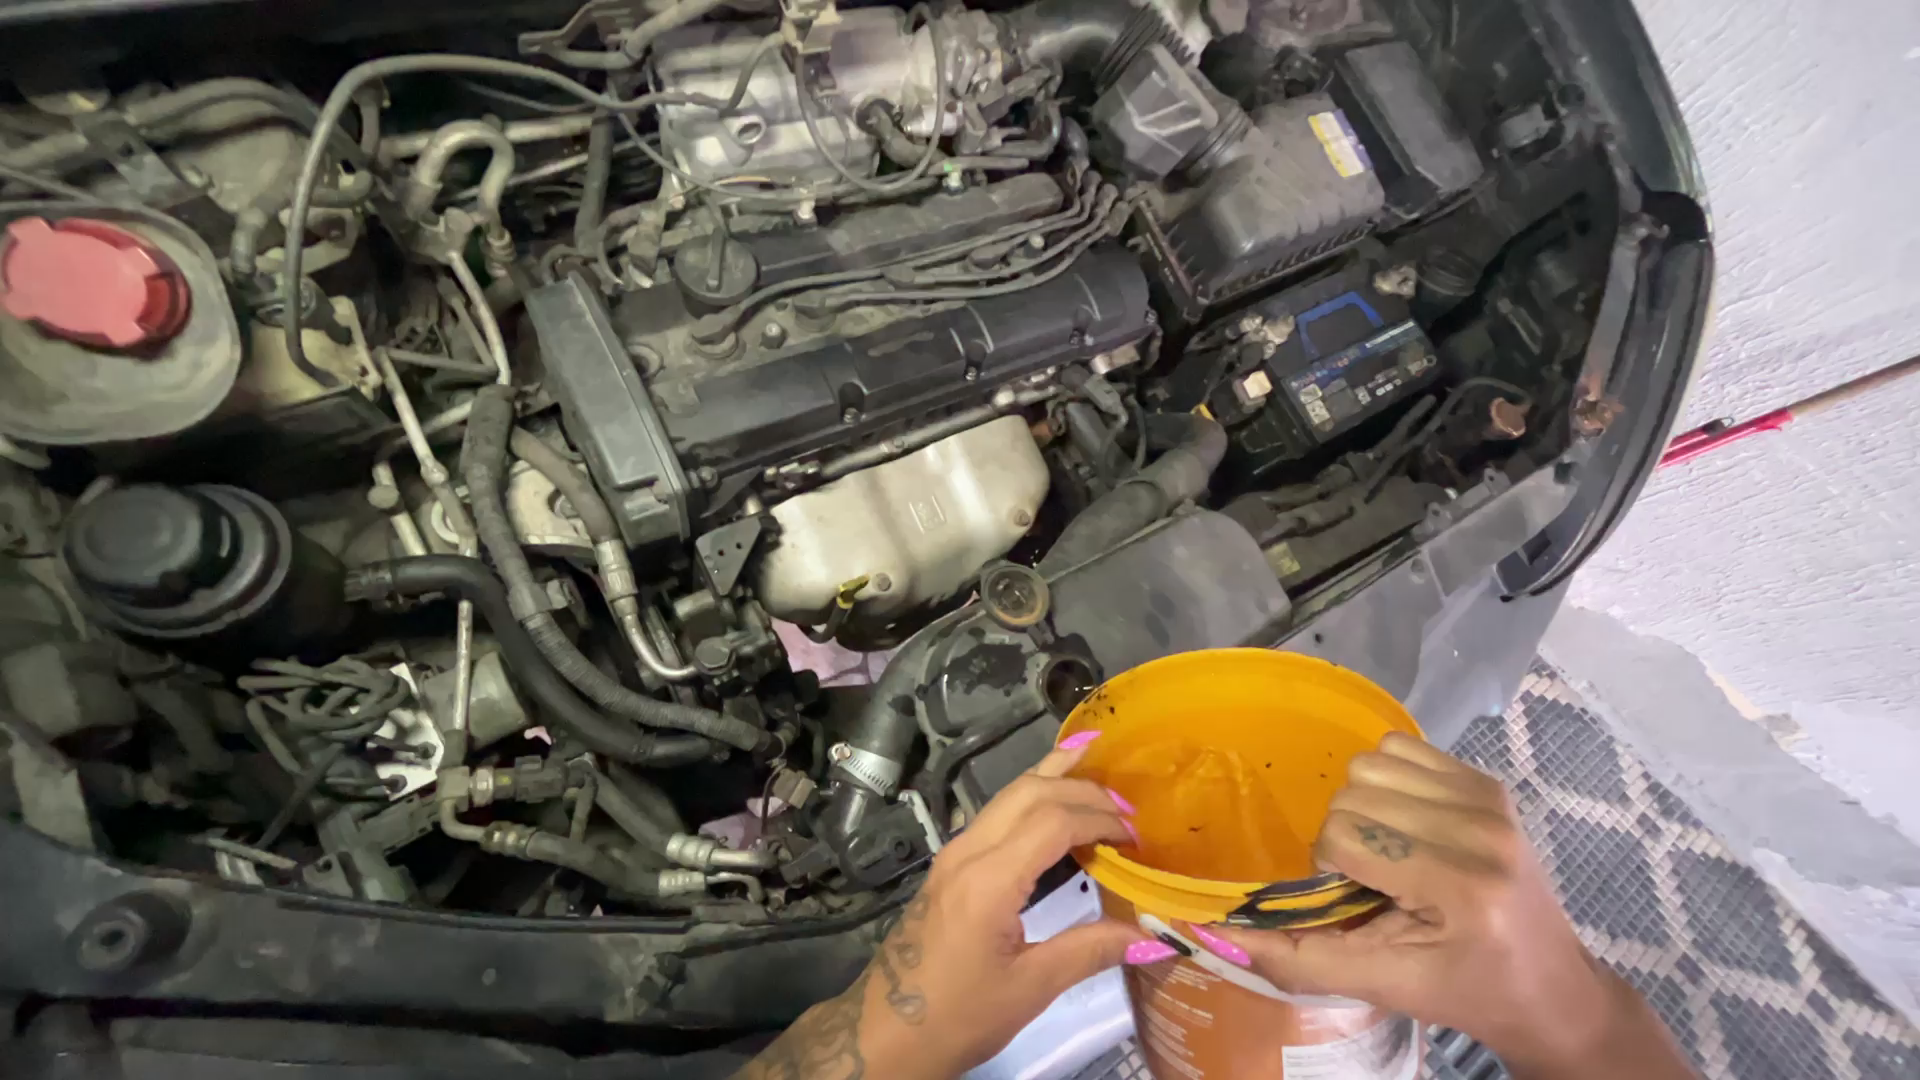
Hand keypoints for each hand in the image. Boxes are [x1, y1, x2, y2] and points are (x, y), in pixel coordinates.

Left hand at [736, 736, 1150, 1079]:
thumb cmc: (958, 1016)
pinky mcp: (951, 860)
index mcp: (988, 879)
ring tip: (1095, 768)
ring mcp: (954, 851)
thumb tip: (1153, 938)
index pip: (1052, 820)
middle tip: (1127, 804)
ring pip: (1008, 794)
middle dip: (1080, 788)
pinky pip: (997, 812)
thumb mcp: (1030, 990)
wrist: (886, 1032)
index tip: (1137, 832)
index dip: (1098, 817)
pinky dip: (1032, 796)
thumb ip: (1089, 951)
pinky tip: (1052, 797)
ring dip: (1053, 780)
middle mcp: (968, 850)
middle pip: (1029, 792)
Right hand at [1188, 733, 1692, 1078]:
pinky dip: (1384, 778)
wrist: (1554, 988)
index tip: (1363, 902)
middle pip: (1352, 797)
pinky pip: (1398, 746)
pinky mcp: (1486, 780)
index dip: (1332, 870)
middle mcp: (1480, 830)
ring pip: (1369, 764)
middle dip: (1346, 837)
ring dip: (1361, 804)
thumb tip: (1215, 932)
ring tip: (1389, 847)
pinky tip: (1405, 820)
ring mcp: (1487, 797)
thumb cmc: (1463, 988)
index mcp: (1459, 885)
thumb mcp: (1379, 985)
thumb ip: (1295, 958)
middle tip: (1374, 878)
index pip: (1344, 837)